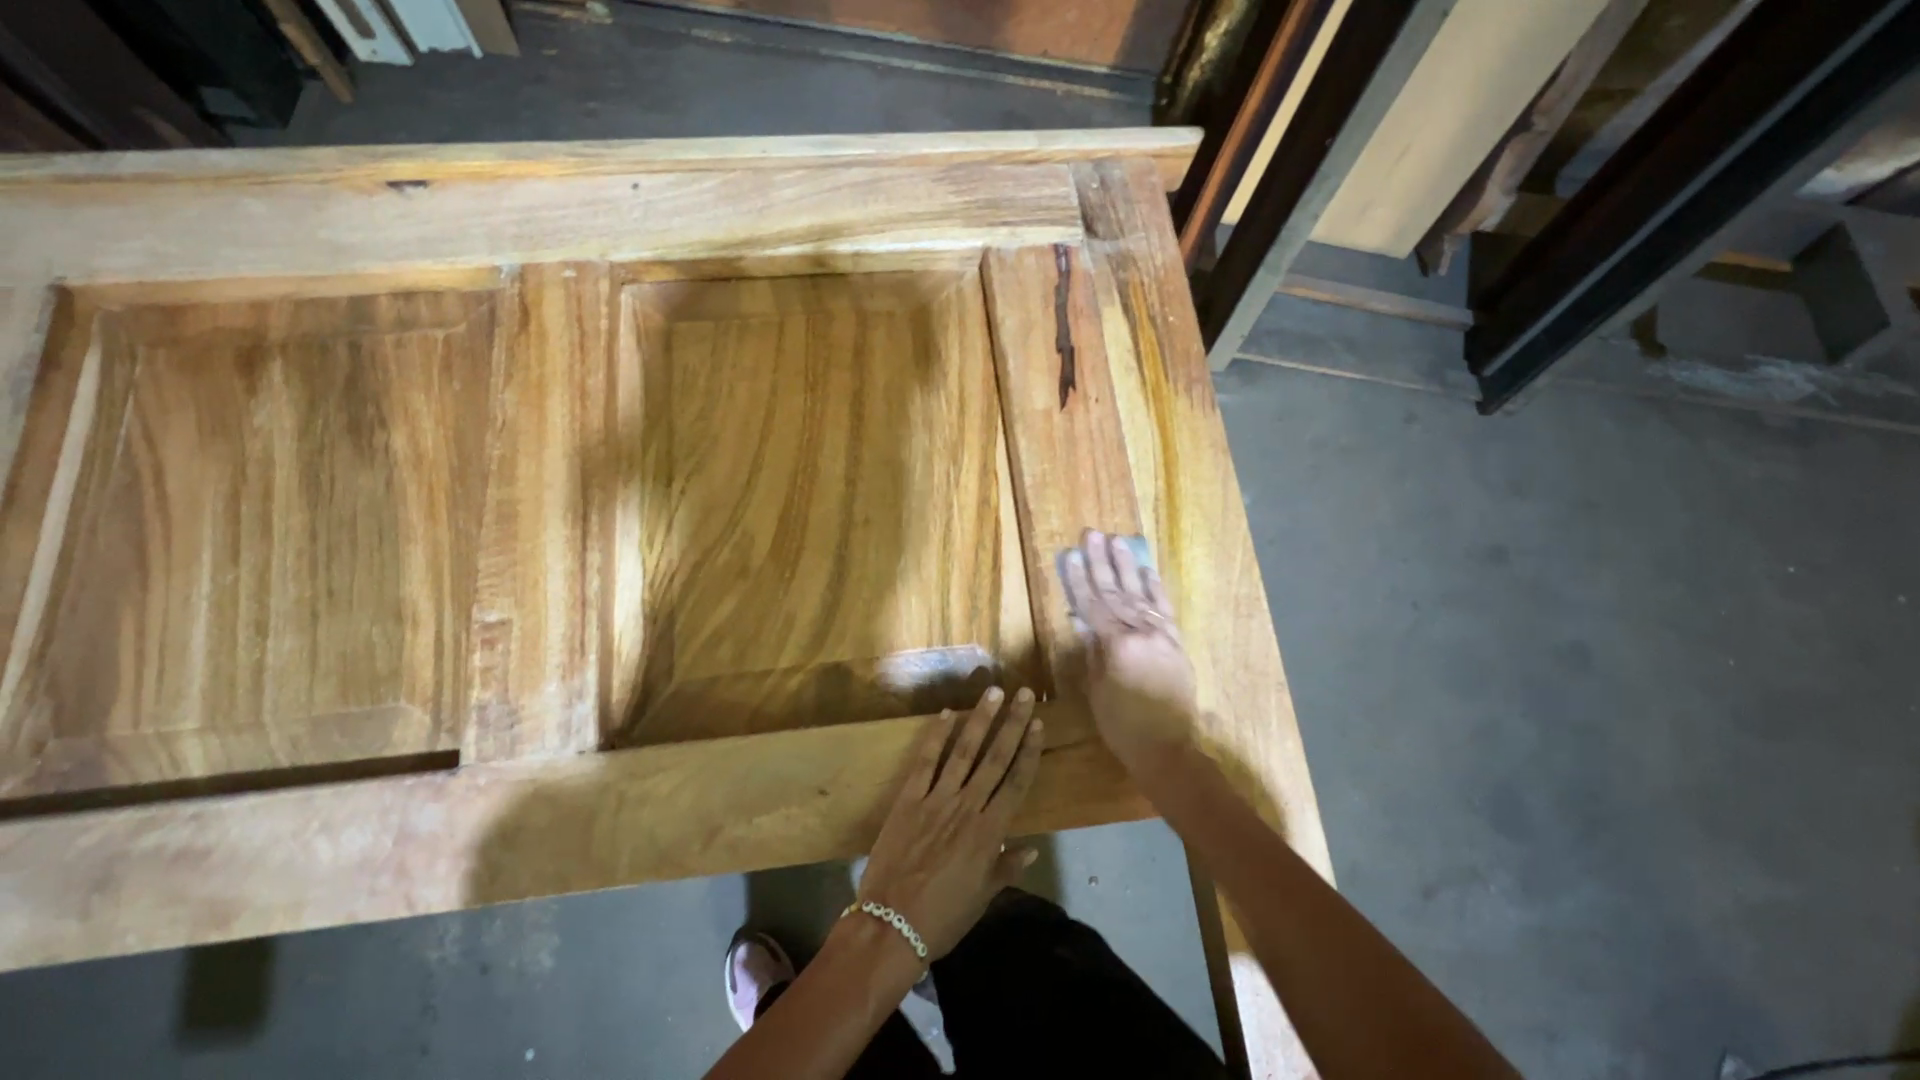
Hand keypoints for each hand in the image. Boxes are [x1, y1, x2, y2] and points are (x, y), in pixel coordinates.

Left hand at [856, 686, 1043, 959]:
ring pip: (963, 752)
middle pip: (995, 758)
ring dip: (979, 719)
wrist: (892, 925)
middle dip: (1011, 724)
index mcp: (990, 832)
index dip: (1028, 750)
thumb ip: (1006, 867)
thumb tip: (1031, 848)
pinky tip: (946, 714)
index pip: (1016, 782)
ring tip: (992, 692)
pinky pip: (924, 762)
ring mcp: (936, 800)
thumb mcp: (982, 896)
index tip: (1038, 724)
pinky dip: (935, 736)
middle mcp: (967, 808)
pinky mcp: (907, 801)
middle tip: (1023, 693)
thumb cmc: (943, 917)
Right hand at [1061, 529, 1198, 775]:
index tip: (1069, 554)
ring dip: (1127, 566)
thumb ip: (1092, 651)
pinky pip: (1164, 608)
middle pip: (1116, 591)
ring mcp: (1161, 634)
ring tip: (1117, 540)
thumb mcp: (1097, 689)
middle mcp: (1140, 632)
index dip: (1078, 579)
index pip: (1092, 604)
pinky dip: (1154, 588)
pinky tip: (1146, 570)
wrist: (1167, 748)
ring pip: (1140, 593)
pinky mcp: (1175, 642)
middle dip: (1101, 561)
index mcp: (1116, 644)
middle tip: (1091, 534)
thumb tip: (1083, 621)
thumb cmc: (1122, 725)